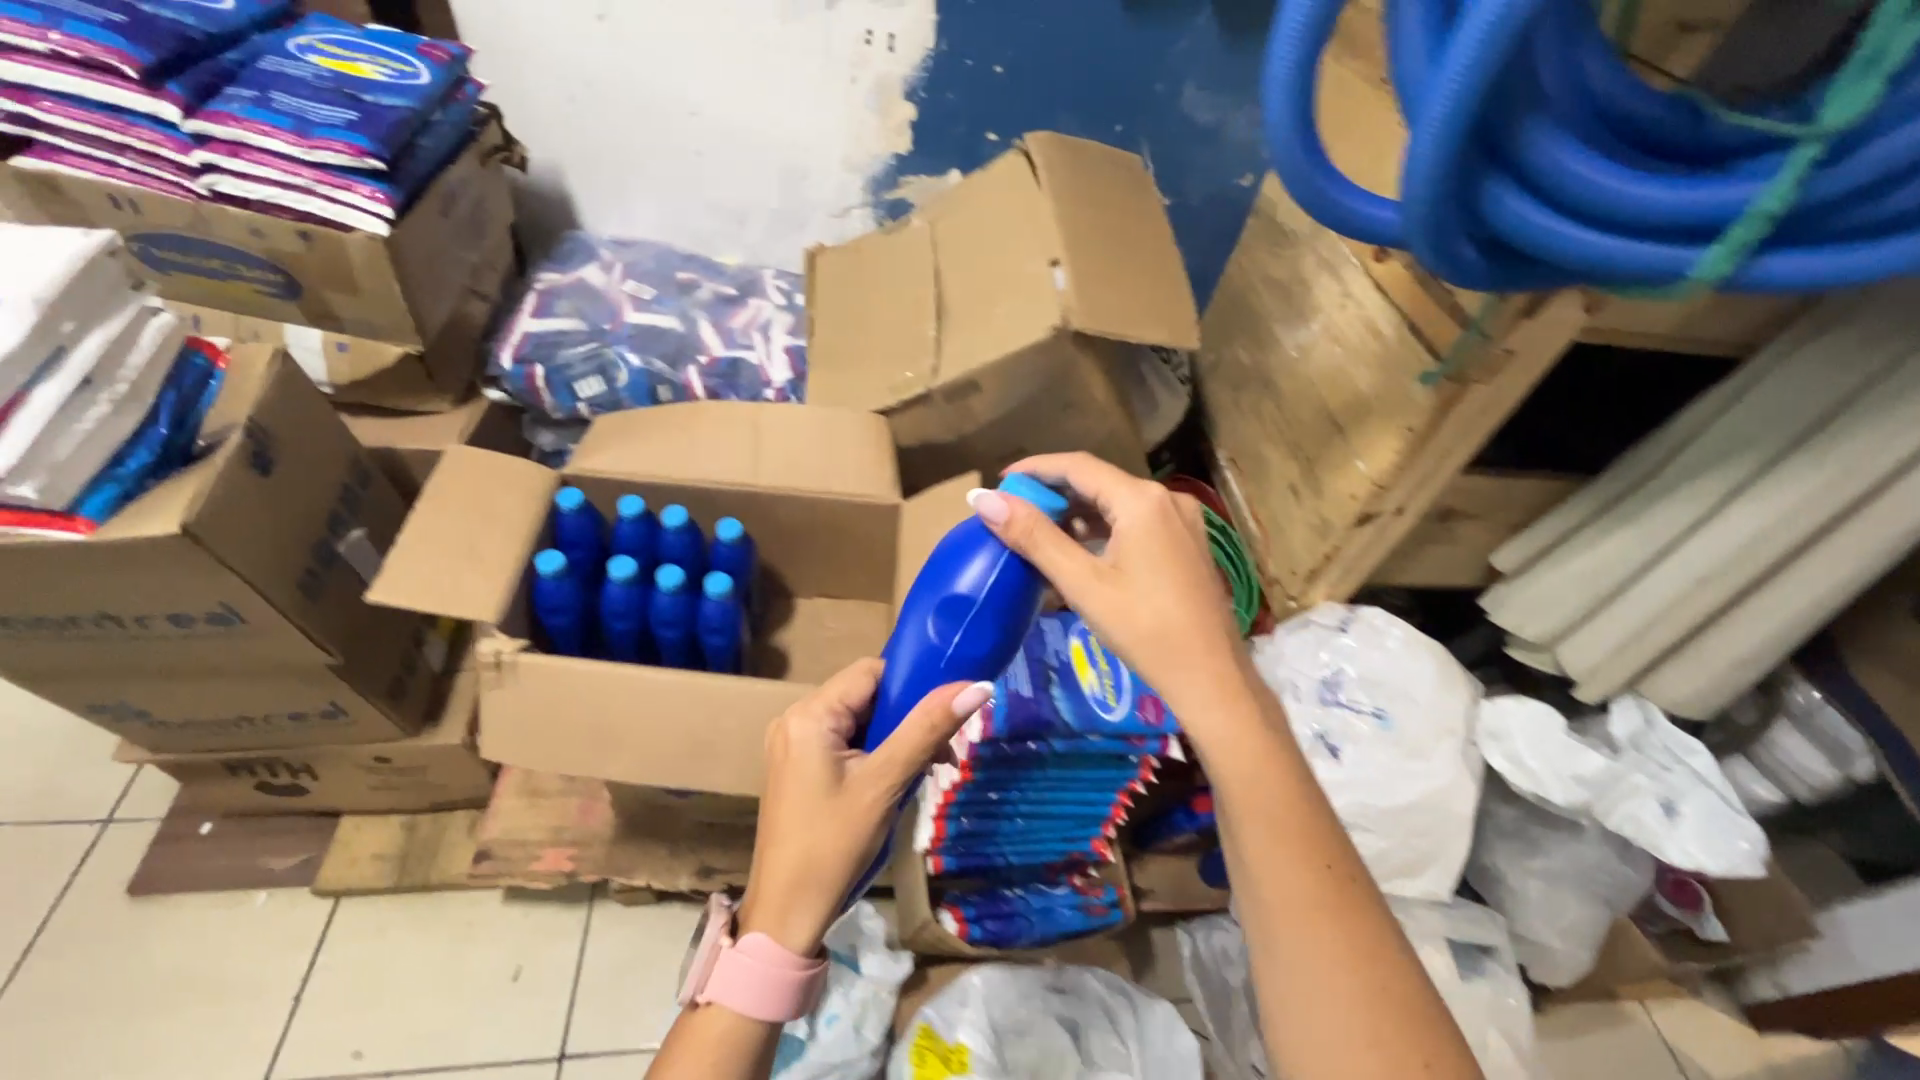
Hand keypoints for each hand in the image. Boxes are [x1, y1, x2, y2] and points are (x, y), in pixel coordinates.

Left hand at [737, 658, 992, 955]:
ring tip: (927, 771)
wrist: (786, 915)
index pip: (871, 672)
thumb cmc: (834, 845)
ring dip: (897, 740)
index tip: (947, 711)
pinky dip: (876, 756)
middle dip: (908, 718)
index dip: (912, 684)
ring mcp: (794, 747)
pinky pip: (846, 746)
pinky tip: (898, 782)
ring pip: (860, 723)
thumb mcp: (885, 783)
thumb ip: (928, 729)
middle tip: (943, 752)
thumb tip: (978, 687)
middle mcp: (795, 720)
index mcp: (809, 715)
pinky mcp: (799, 771)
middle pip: (866, 696)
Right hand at [966, 453, 1249, 724]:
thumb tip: (984, 499)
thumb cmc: (1143, 629)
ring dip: (1077, 512)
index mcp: (1141, 500)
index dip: (1035, 469)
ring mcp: (1182, 521)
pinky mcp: (1186, 544)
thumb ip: (1034, 537)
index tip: (1000, 481)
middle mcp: (1166, 499)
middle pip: (1099, 481)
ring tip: (1038, 531)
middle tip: (1013, 509)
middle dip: (1054, 492)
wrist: (1211, 676)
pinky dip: (1103, 528)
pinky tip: (1079, 549)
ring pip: (1117, 503)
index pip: (1078, 466)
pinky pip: (1136, 522)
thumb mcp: (1082, 583)